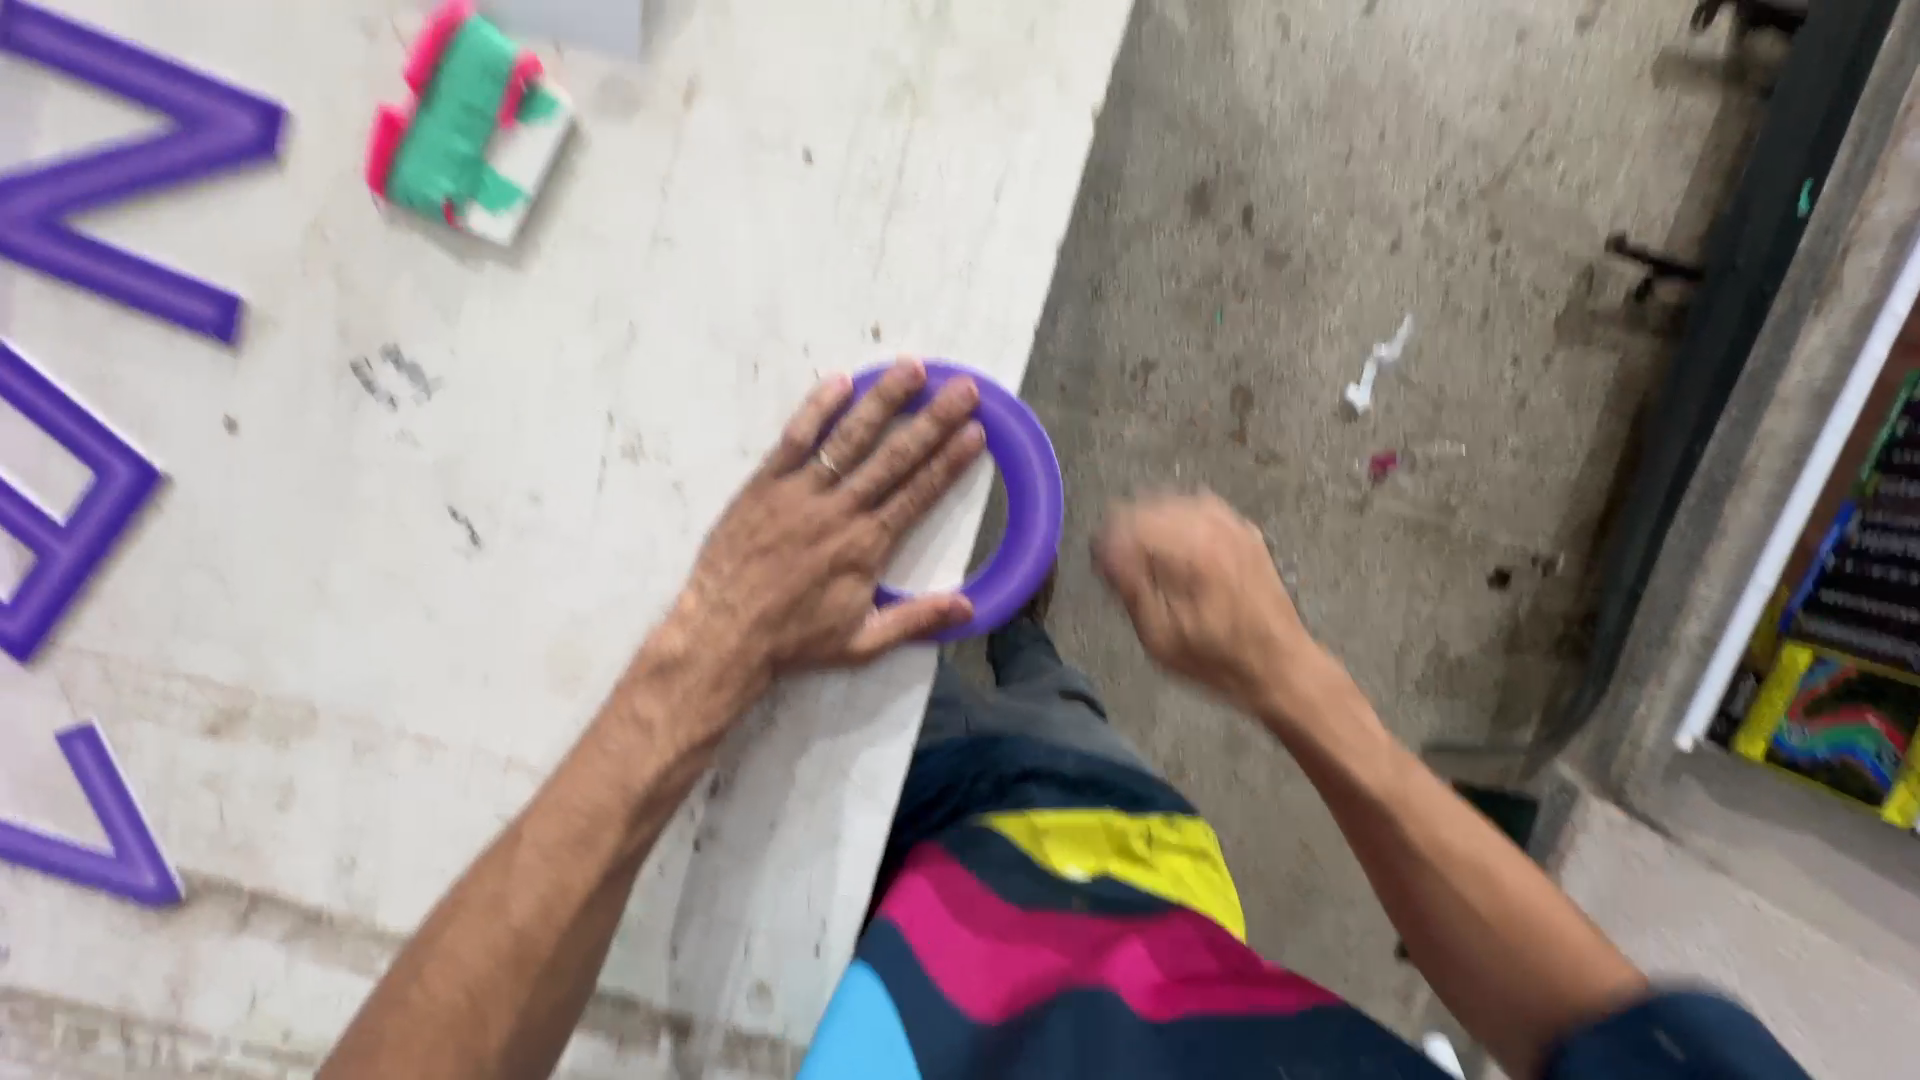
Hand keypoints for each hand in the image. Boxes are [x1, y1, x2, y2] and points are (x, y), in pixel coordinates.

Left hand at [657, 358, 984, 702]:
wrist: (723, 635)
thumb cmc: (794, 641)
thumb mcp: (863, 643)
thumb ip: (917, 620)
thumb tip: (970, 608)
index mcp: (867, 546)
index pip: (918, 493)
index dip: (950, 461)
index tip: (976, 432)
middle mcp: (840, 511)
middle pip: (895, 457)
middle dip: (933, 421)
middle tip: (963, 389)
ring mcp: (800, 492)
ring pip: (850, 438)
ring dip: (884, 402)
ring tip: (913, 369)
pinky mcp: (765, 484)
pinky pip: (795, 439)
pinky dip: (817, 409)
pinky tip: (841, 382)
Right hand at [1094, 493, 1319, 721]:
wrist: (1279, 666)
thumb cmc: (1215, 660)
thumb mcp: (1158, 635)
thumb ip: (1129, 584)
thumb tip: (1104, 549)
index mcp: (1188, 550)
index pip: (1128, 521)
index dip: (1106, 542)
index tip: (1101, 567)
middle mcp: (1212, 526)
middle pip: (1149, 505)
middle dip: (1128, 532)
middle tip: (1120, 566)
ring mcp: (1232, 525)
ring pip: (1174, 503)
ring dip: (1153, 525)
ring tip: (1148, 559)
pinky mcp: (1245, 532)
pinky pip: (1201, 510)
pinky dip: (1182, 524)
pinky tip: (1180, 552)